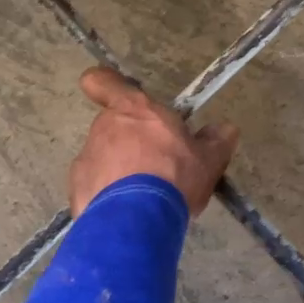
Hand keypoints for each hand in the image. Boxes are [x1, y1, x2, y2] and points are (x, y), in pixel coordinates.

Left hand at [68, 67, 238, 215]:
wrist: (137, 220)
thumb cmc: (174, 177)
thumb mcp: (207, 160)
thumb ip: (215, 142)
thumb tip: (225, 129)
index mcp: (134, 110)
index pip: (103, 82)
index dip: (105, 85)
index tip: (112, 94)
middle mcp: (103, 128)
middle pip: (112, 128)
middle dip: (129, 144)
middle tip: (155, 167)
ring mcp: (86, 159)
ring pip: (102, 159)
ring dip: (118, 172)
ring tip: (142, 198)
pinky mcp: (78, 189)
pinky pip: (94, 188)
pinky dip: (106, 197)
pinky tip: (125, 214)